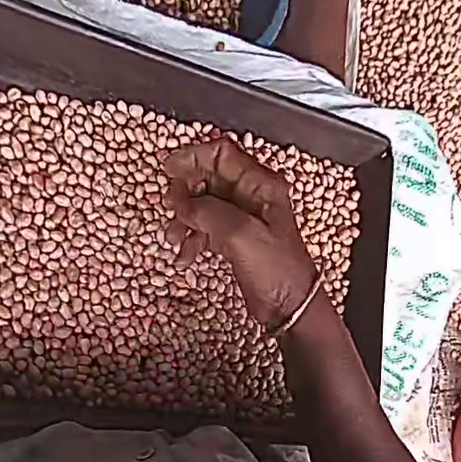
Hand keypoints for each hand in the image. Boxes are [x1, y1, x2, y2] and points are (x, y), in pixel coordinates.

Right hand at [161, 138, 319, 328]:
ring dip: (185, 219)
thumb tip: (179, 199)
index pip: (221, 154)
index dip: (193, 158)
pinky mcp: (237, 240)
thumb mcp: (240, 234)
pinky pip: (207, 229)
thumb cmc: (277, 270)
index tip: (170, 171)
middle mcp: (252, 197)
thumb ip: (208, 211)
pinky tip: (185, 256)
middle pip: (209, 178)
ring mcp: (244, 219)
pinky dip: (193, 239)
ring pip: (204, 205)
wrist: (290, 307)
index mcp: (260, 185)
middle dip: (185, 193)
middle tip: (172, 209)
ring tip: (174, 238)